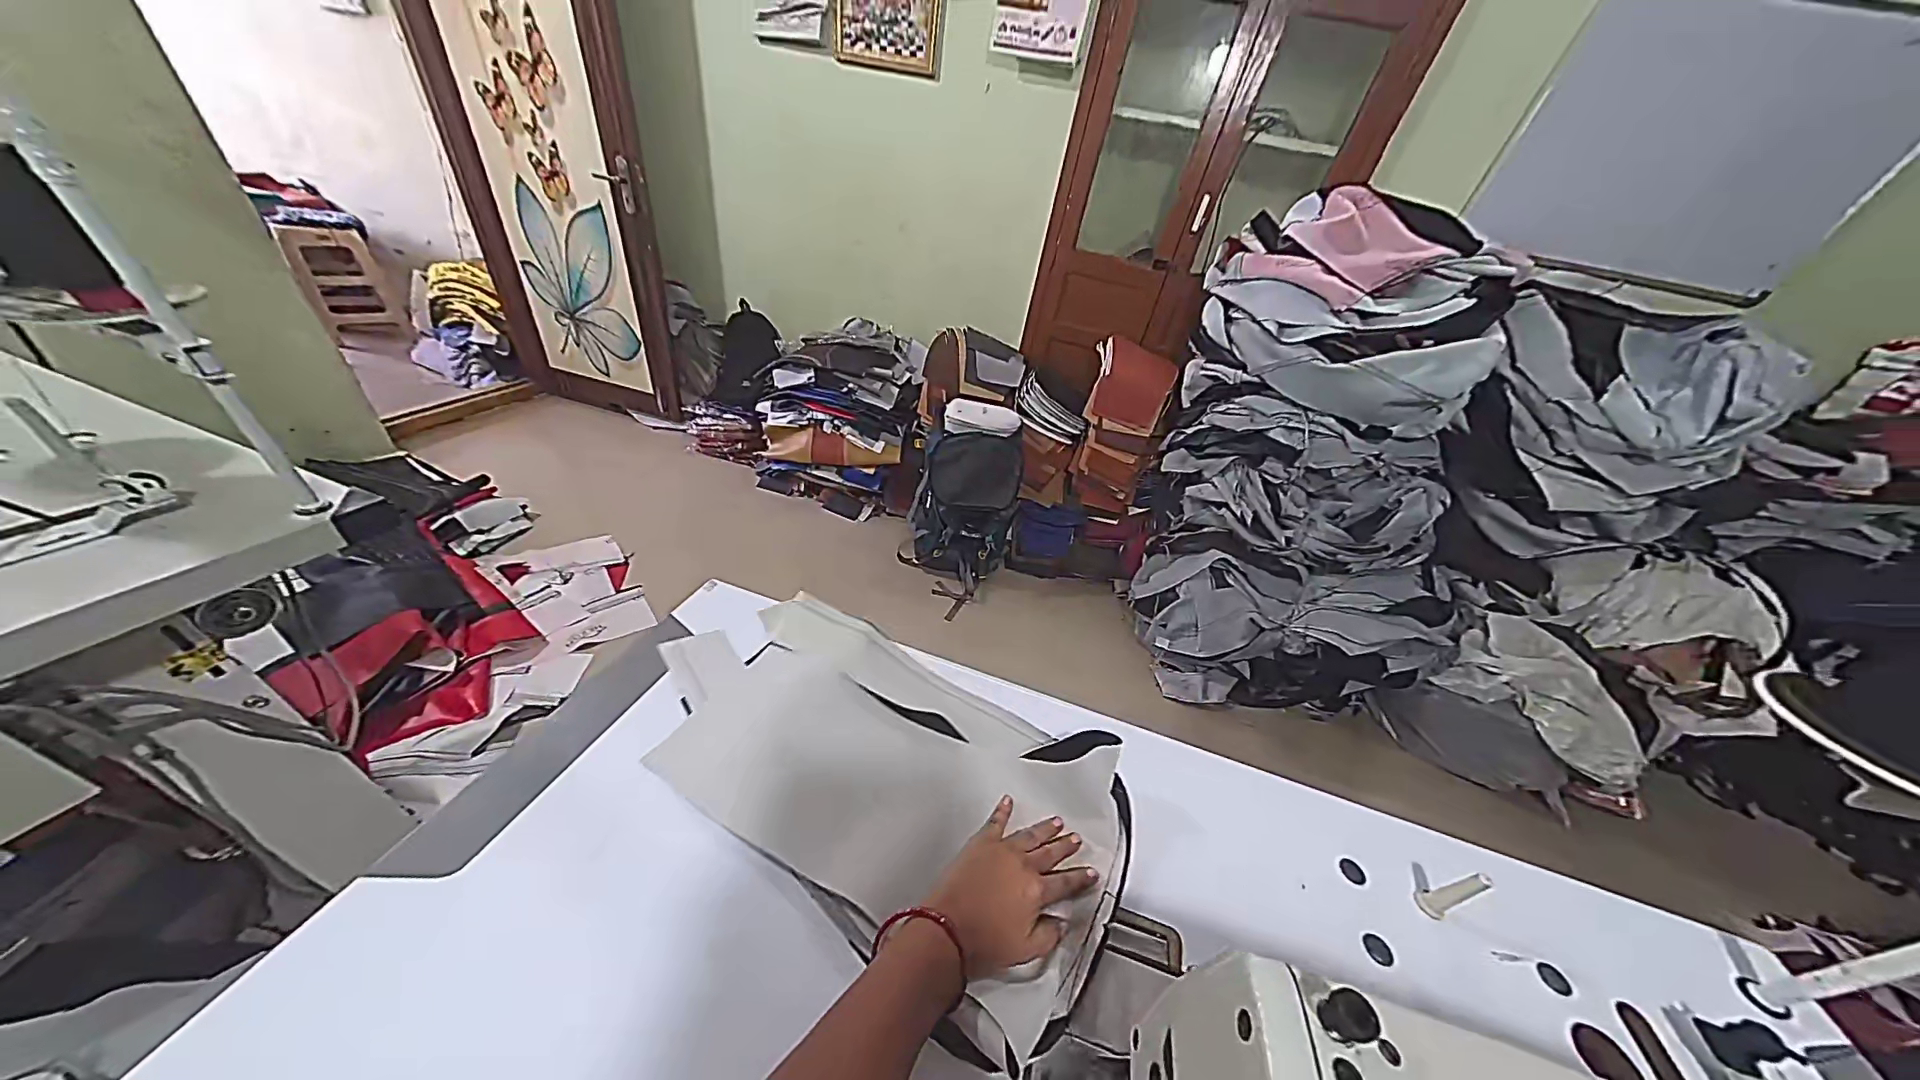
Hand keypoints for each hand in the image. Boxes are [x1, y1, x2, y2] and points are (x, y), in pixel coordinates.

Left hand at [919, 796, 1099, 979]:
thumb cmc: (982, 942)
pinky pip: (995, 822)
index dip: (1080, 878)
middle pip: (1051, 853)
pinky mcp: (980, 845)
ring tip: (1056, 822)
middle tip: (1075, 840)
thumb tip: (1060, 926)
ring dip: (1045, 828)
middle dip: (1065, 847)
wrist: (947, 930)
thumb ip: (1049, 935)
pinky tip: (1007, 802)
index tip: (1089, 873)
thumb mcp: (1026, 949)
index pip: (1066, 882)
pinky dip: (1002, 811)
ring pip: (1030, 835)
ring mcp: (1001, 852)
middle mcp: (1022, 866)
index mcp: (1036, 891)